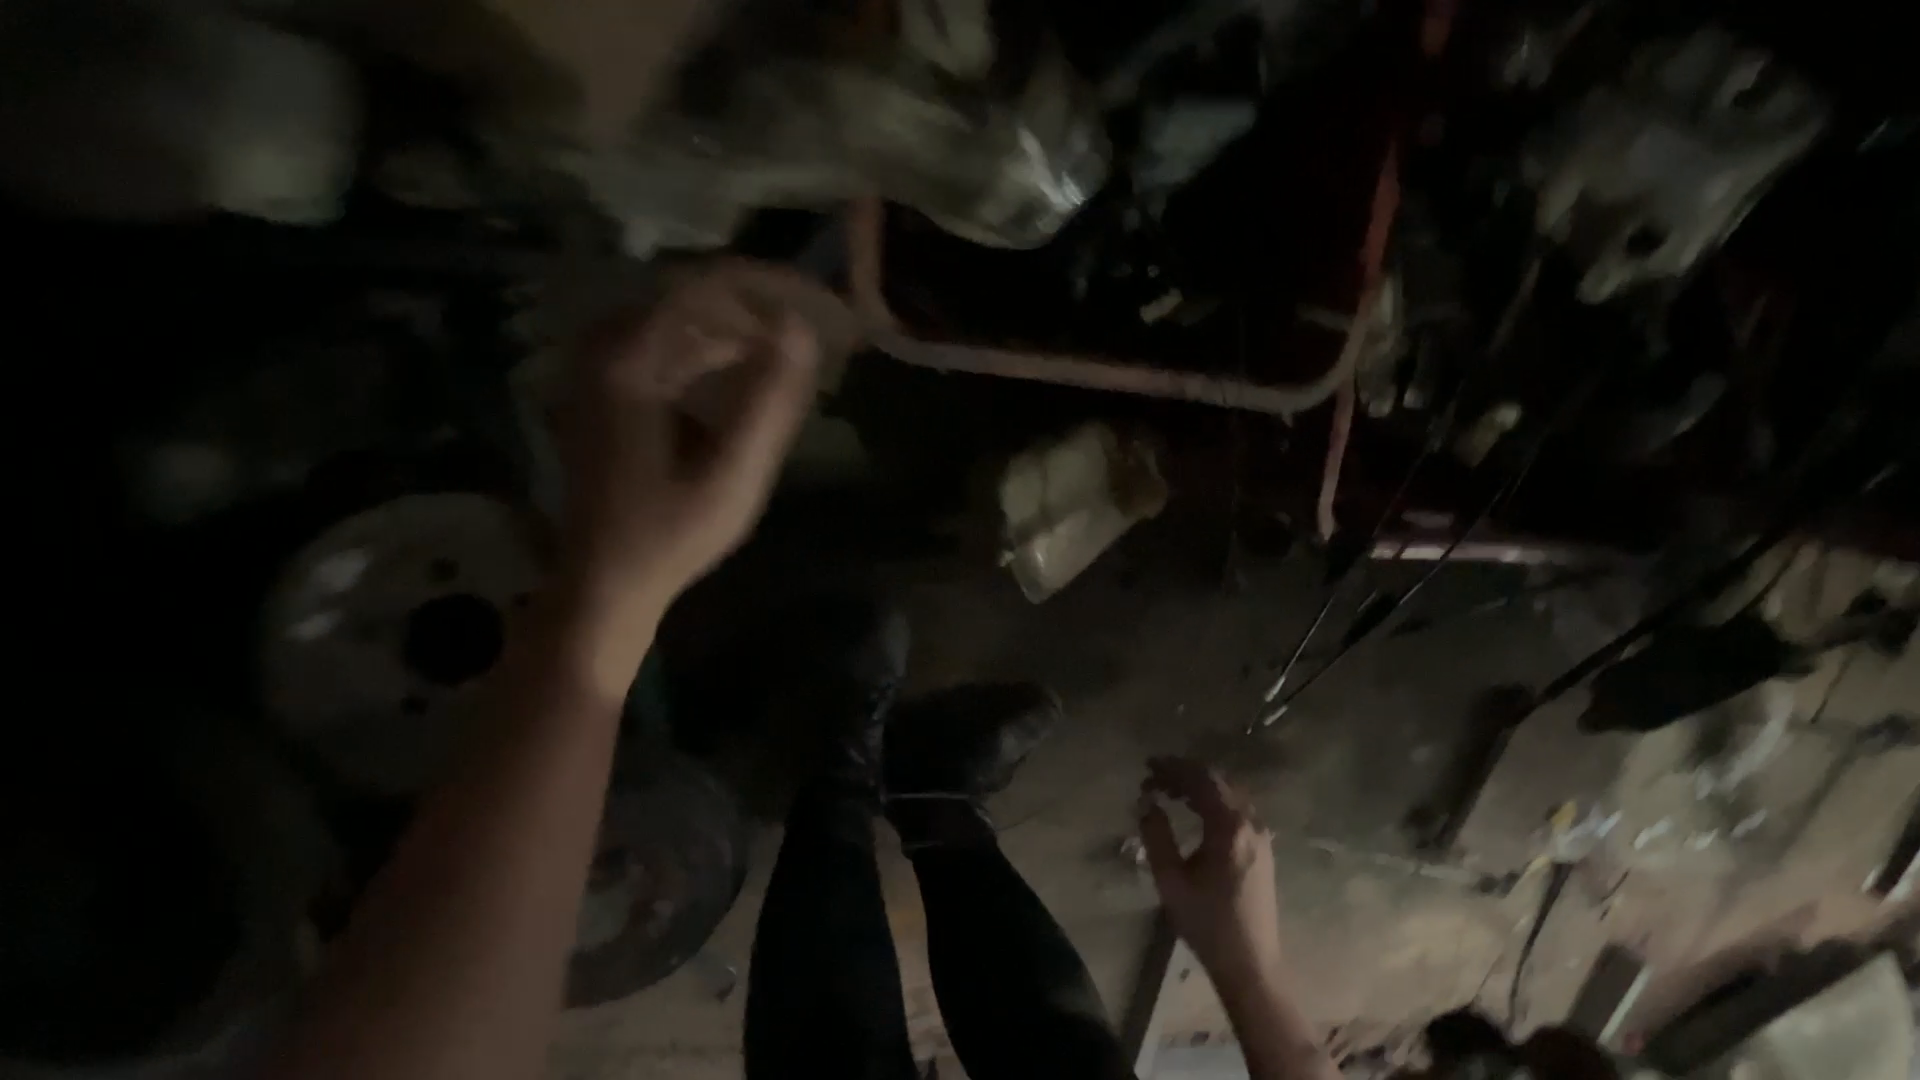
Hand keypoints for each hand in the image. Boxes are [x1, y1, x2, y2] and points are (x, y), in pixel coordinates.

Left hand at [558, 260, 825, 621]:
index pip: (703, 288)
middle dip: (751, 304)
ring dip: (731, 327)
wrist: (605, 581)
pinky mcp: (602, 390)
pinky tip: (738, 373)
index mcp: (628, 363)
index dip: (765, 286)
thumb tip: (800, 331)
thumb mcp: (731, 476)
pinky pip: (661, 344)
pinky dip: (705, 349)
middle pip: (687, 295)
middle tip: (804, 326)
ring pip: (674, 318)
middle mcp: (603, 351)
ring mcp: (596, 370)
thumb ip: (767, 402)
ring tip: (782, 348)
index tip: (813, 301)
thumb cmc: (670, 535)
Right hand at [1139, 757, 1283, 989]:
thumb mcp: (1170, 879)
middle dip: (1184, 773)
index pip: (1201, 780)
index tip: (1147, 767)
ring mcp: (1261, 835)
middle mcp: (1251, 823)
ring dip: (1199, 785)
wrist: (1249, 963)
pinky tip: (1194, 810)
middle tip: (1154, 777)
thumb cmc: (1206, 922)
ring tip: (1168, 791)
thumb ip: (1156, 835)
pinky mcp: (1262, 848)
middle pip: (1218, 781)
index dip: (1173, 768)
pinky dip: (1213, 800)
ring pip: (1229, 793)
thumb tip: (1146, 802)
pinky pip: (1237, 808)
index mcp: (1230, 827)